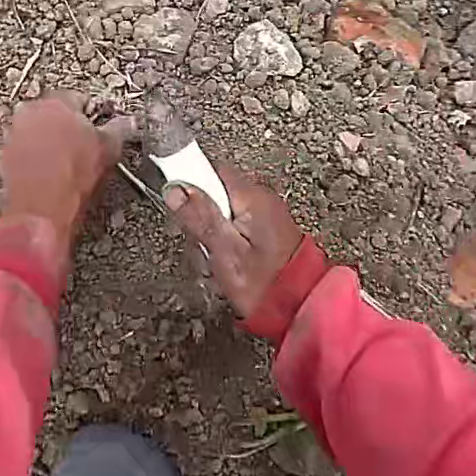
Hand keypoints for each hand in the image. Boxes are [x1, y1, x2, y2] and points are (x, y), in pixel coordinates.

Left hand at [0, 93, 133, 242]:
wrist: (42, 208)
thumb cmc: (75, 173)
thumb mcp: (109, 147)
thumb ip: (119, 128)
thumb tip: (127, 122)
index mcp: (57, 103)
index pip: (80, 99)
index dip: (94, 116)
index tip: (100, 129)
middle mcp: (30, 113)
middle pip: (55, 113)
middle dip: (68, 126)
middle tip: (84, 145)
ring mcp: (13, 135)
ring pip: (37, 131)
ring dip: (49, 141)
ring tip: (66, 162)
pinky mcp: (2, 158)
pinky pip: (23, 151)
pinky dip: (34, 158)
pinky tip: (49, 173)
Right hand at [164, 166, 302, 319]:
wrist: (299, 305)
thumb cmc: (265, 283)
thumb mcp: (225, 252)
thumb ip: (200, 218)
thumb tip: (176, 190)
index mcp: (251, 197)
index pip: (211, 169)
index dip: (189, 183)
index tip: (176, 203)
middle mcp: (261, 198)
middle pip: (214, 193)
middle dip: (200, 219)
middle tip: (204, 247)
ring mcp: (264, 213)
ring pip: (222, 213)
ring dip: (212, 237)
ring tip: (217, 262)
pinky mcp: (265, 229)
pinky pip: (234, 227)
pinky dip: (226, 244)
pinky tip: (228, 264)